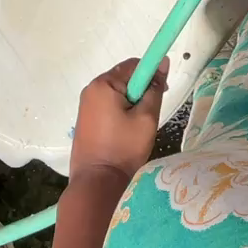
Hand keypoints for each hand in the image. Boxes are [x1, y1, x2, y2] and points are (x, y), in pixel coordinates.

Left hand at [69, 57, 168, 185]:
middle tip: (150, 113)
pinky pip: (107, 105)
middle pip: (124, 78)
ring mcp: (85, 105)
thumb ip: (155, 88)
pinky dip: (119, 112)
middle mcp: (91, 89)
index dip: (152, 74)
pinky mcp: (85, 120)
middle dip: (141, 91)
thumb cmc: (123, 149)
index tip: (162, 92)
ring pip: (117, 93)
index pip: (134, 65)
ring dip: (131, 103)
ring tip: (138, 126)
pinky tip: (125, 132)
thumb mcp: (146, 117)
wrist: (96, 185)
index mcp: (104, 84)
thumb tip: (162, 62)